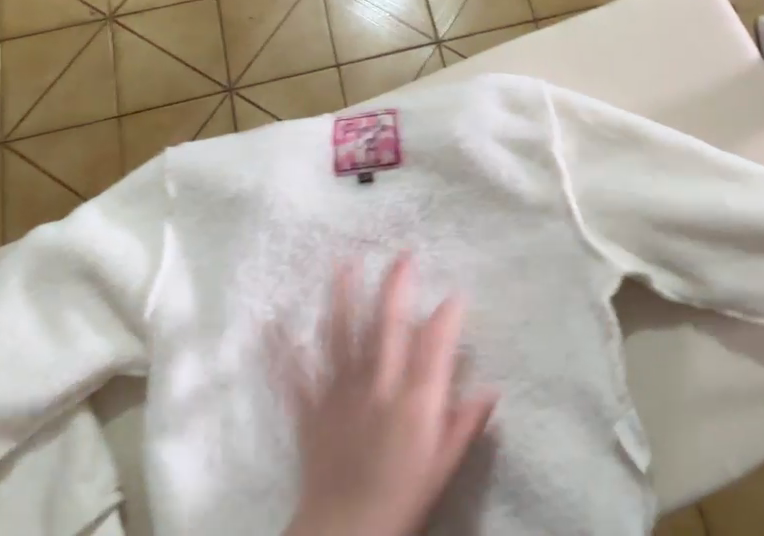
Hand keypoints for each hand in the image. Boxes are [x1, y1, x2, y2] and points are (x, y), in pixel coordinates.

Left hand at [282, 254, 496, 535]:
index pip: (433, 345)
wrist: (344, 531)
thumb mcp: (442, 466)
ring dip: (342, 297)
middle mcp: (377, 386)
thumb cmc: (400, 499)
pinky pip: (294, 372)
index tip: (455, 293)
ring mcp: (339, 392)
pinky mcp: (310, 407)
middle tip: (403, 255)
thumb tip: (491, 390)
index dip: (446, 316)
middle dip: (396, 287)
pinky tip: (272, 320)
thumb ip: (464, 424)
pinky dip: (281, 346)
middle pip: (386, 326)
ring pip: (341, 335)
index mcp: (413, 400)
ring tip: (345, 263)